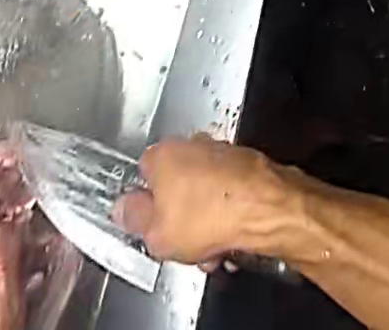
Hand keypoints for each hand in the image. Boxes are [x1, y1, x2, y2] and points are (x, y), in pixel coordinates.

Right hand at [112, 135, 301, 265]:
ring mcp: (219, 152)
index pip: (141, 175)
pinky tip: (231, 236)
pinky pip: (225, 192)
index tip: (149, 224)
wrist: (263, 206)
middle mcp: (190, 144)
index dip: (145, 205)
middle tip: (183, 241)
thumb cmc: (211, 212)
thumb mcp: (156, 233)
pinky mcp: (243, 163)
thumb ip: (134, 219)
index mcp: (162, 154)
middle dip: (179, 215)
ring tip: (212, 245)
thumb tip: (124, 209)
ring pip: (201, 192)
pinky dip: (227, 212)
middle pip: (174, 185)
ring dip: (204, 219)